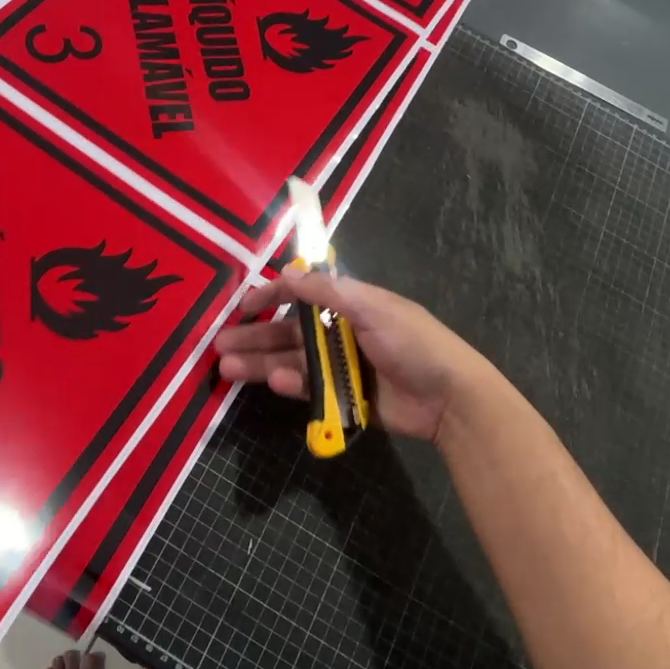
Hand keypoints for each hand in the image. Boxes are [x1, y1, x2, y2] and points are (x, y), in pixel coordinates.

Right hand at [213, 267, 501, 444]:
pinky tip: (276, 383)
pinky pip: (310, 389)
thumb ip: (328, 291)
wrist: (449, 397)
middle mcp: (341, 333)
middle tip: (220, 344)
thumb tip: (287, 270)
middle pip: (289, 333)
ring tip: (229, 369)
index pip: (302, 296)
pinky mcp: (344, 398)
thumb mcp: (372, 308)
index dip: (272, 298)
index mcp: (350, 305)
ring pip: (292, 362)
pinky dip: (291, 385)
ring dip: (262, 363)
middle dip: (255, 337)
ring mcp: (341, 367)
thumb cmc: (413, 343)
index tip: (244, 306)